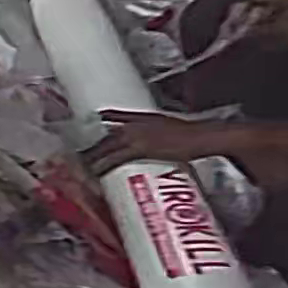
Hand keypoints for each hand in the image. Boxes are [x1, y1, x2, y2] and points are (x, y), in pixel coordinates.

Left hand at [86, 110, 249, 174]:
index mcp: (148, 118)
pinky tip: (97, 172)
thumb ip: (160, 131)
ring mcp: (138, 136)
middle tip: (79, 155)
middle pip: (108, 136)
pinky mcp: (140, 148)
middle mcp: (138, 125)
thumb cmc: (197, 136)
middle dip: (92, 147)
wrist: (207, 137)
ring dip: (93, 158)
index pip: (122, 115)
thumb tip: (156, 139)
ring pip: (107, 148)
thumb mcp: (174, 127)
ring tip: (83, 166)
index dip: (109, 115)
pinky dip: (104, 166)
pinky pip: (115, 159)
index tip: (98, 115)